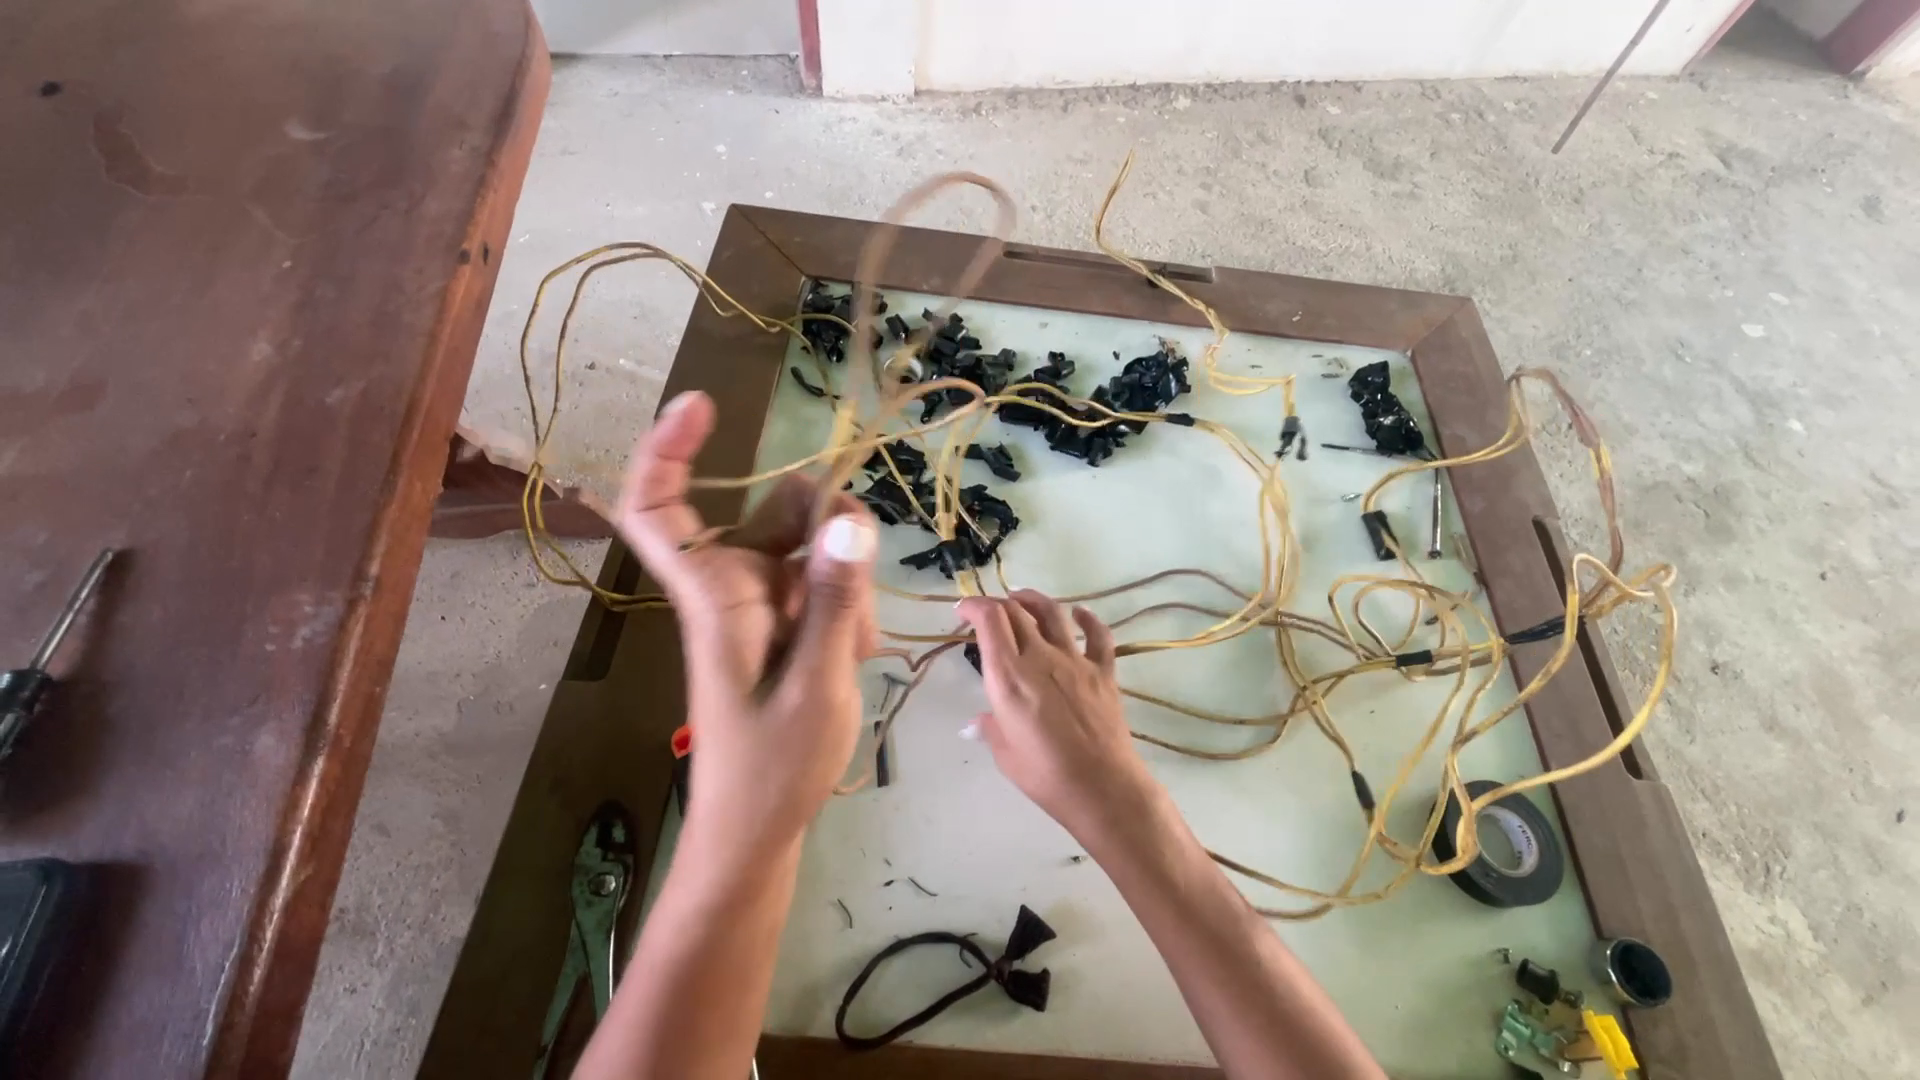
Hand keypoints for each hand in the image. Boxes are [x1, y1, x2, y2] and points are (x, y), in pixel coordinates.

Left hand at [615, 391, 878, 856]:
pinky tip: (858, 652)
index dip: (668, 450)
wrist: (757, 830)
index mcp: (716, 598)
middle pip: (777, 511)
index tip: (704, 404)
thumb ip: (832, 598)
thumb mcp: (818, 684)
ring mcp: (760, 603)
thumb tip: (848, 515)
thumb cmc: (771, 769)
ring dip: (845, 580)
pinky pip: (822, 579)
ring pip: (811, 544)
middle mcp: (732, 586)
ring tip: (857, 646)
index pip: (659, 509)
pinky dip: (847, 603)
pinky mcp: (784, 621)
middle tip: (856, 603)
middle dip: (829, 535)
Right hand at [955, 591, 1154, 835]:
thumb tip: (979, 721)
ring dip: (1033, 600)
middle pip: (1016, 611)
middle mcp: (1040, 658)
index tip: (963, 611)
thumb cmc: (1045, 775)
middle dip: (996, 603)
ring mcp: (1075, 661)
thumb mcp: (1005, 753)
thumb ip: (991, 728)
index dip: (974, 606)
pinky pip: (1098, 635)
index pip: (990, 620)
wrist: (1101, 787)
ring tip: (1021, 598)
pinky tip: (1079, 614)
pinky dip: (1087, 619)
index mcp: (1009, 676)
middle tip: (986, 612)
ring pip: (1052, 613)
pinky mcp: (1103, 671)